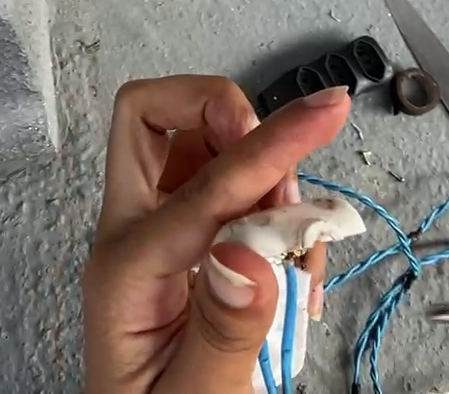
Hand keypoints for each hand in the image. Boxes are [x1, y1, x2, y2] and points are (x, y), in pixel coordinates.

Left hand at [83, 76, 351, 393]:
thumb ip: (223, 336)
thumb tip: (251, 256)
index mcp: (125, 268)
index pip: (200, 189)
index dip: (266, 151)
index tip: (323, 115)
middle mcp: (132, 229)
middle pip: (150, 116)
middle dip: (220, 112)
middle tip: (279, 163)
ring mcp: (157, 226)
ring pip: (194, 139)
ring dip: (255, 156)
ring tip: (299, 227)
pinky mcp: (188, 235)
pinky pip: (223, 177)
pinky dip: (267, 190)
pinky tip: (296, 252)